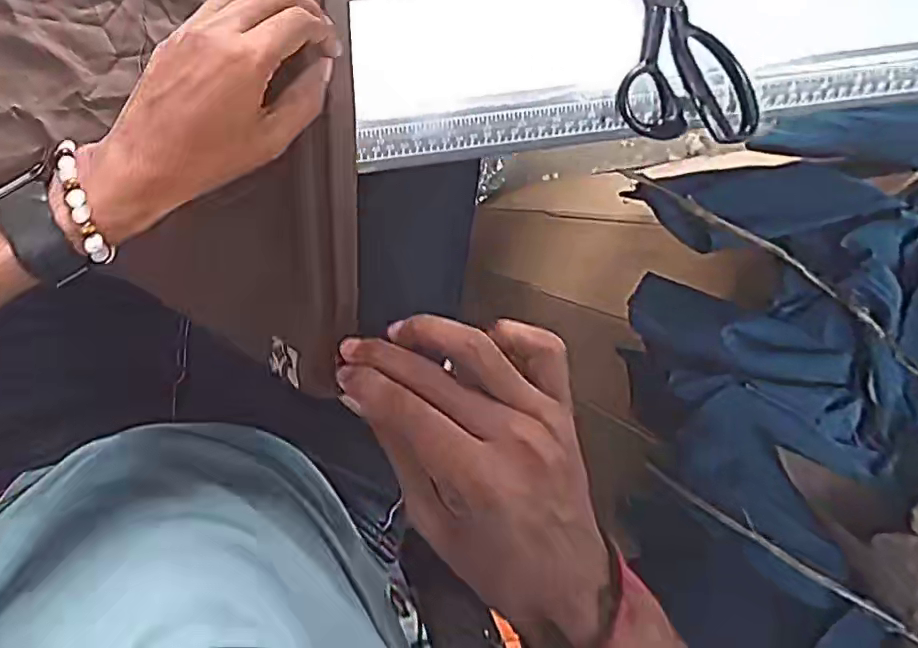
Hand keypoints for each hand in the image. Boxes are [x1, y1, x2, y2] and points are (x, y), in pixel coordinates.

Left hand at [70, 0, 339, 243]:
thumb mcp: (269, 140)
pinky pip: (214, 2)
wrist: (142, 163)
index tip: (328, 46)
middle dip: (305, 6)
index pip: (298, 19)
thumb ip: (306, 99)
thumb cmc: (199, 159)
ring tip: (285, 19)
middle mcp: (218, 34)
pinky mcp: (175, 36)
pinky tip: (249, 27)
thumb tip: (321, 70)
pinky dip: (241, 3)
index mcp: (246, 58)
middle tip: (316, 28)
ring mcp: (192, 30)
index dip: (323, 29)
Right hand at [338, 316, 612, 645]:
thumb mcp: (432, 520)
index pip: (406, 407)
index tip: (344, 373)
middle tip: (353, 351)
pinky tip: (479, 338)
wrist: (573, 588)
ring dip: (430, 330)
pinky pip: (542, 349)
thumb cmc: (501, 567)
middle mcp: (515, 439)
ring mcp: (543, 418)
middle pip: (431, 374)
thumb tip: (361, 397)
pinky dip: (509, 333)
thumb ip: (396, 449)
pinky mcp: (562, 408)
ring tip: (400, 332)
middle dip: (380, 356)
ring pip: (478, 346)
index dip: (366, 383)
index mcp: (480, 478)